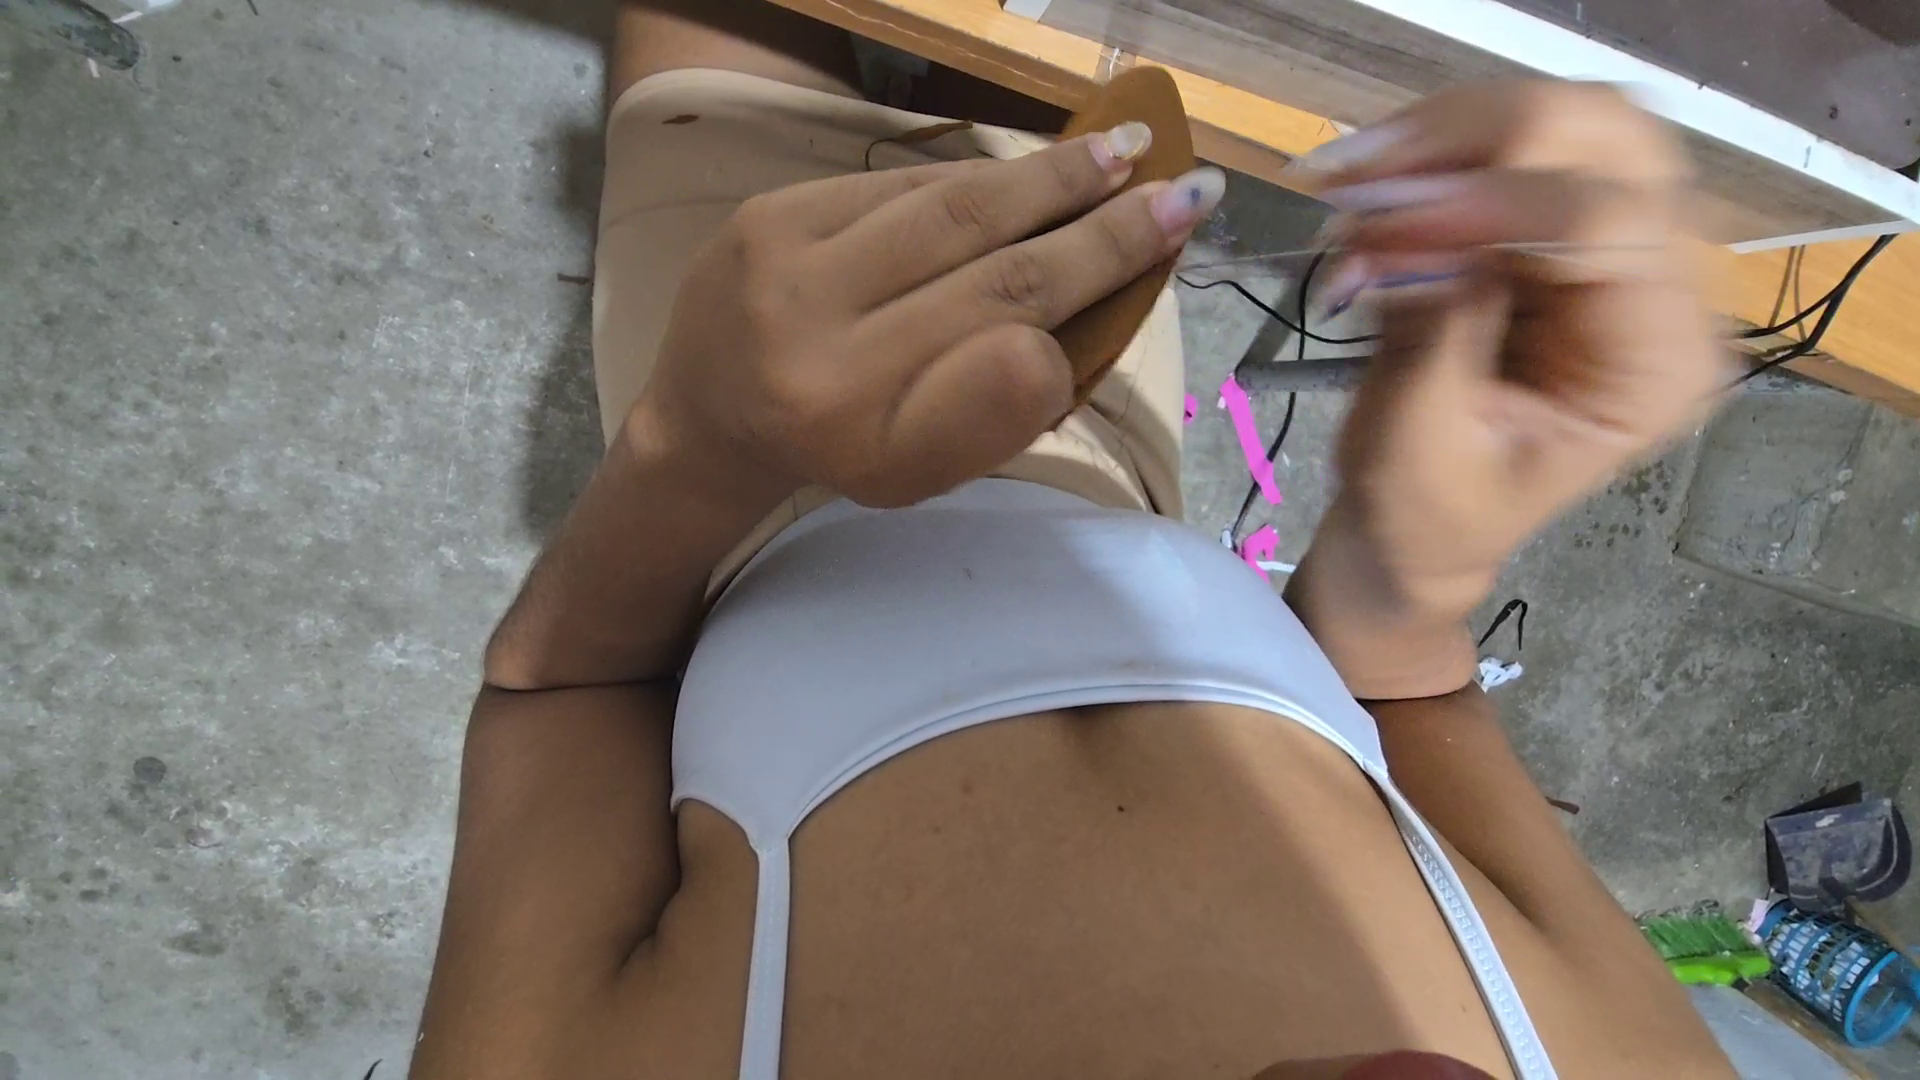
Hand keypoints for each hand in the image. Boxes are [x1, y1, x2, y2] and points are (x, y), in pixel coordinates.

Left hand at [630, 125, 1225, 507]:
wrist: (709, 420)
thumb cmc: (832, 459)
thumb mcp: (914, 473)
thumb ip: (988, 418)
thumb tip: (1064, 336)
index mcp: (858, 424)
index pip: (1002, 336)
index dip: (1094, 277)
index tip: (1170, 235)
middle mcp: (815, 337)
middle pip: (984, 257)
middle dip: (1093, 217)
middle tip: (1174, 183)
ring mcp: (782, 263)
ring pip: (943, 204)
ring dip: (1044, 175)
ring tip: (1118, 154)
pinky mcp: (767, 213)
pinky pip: (895, 187)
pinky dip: (974, 177)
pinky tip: (1028, 168)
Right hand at [1284, 81, 1730, 698]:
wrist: (1411, 534)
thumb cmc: (1419, 514)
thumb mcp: (1417, 440)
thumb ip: (1431, 332)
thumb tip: (1402, 233)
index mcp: (1650, 364)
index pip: (1607, 225)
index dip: (1489, 203)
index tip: (1375, 222)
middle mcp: (1656, 293)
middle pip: (1608, 145)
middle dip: (1475, 139)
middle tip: (1358, 168)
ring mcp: (1604, 262)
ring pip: (1559, 135)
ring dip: (1445, 143)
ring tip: (1347, 176)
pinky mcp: (1544, 253)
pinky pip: (1501, 171)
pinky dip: (1427, 169)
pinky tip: (1361, 193)